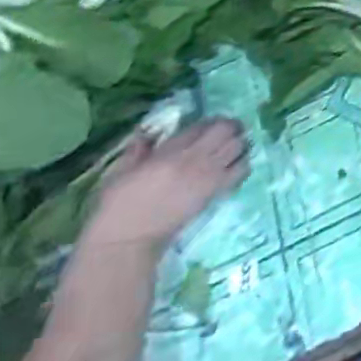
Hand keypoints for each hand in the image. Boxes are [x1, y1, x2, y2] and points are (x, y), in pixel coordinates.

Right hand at [85, 119, 249, 252]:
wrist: (127, 238)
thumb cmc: (117, 205)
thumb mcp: (120, 172)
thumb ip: (138, 150)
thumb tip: (147, 132)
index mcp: (170, 153)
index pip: (201, 126)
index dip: (206, 122)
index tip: (204, 126)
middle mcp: (196, 159)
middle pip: (228, 130)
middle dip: (229, 126)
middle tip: (223, 131)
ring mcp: (211, 174)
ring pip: (240, 145)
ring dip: (238, 141)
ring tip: (229, 145)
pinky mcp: (218, 189)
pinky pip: (243, 168)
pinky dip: (243, 162)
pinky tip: (232, 165)